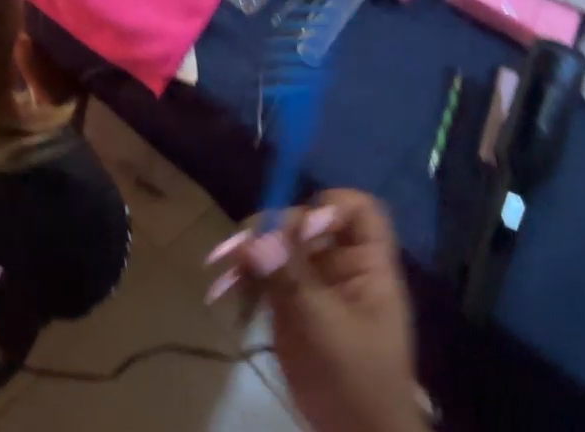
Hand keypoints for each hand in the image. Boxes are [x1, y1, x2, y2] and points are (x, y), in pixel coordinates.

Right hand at [208, 190, 425, 431]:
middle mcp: (339, 266)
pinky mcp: (290, 304)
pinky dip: (241, 280)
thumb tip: (257, 235)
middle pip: (304, 224)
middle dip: (267, 231)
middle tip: (238, 249)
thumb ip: (292, 276)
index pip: (357, 212)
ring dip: (246, 254)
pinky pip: (262, 276)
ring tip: (219, 269)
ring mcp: (313, 284)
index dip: (327, 207)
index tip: (293, 227)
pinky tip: (223, 293)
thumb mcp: (325, 324)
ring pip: (277, 247)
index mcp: (366, 266)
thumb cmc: (357, 378)